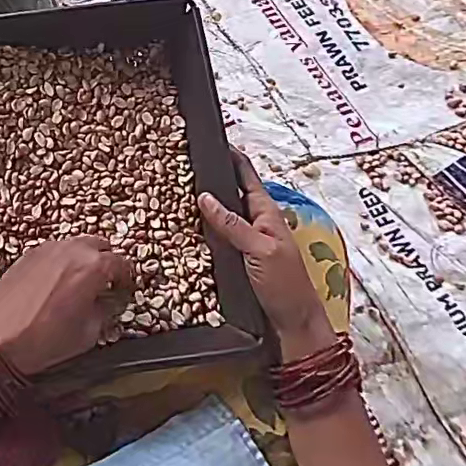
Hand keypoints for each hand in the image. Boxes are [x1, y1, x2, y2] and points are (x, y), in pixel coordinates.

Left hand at [0, 236, 134, 376]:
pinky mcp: (29, 255)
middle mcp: (71, 250)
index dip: (128, 278)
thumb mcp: (88, 333)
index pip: (122, 263)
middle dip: (108, 264)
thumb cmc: (40, 338)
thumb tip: (110, 302)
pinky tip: (60, 284)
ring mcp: (47, 249)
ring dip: (85, 260)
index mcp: (92, 266)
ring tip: (84, 286)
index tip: (127, 289)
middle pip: (100, 247)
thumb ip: (106, 311)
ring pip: (77, 245)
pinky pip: (56, 251)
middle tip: (108, 286)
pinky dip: (64, 261)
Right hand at [198, 148, 333, 354]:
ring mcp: (244, 241)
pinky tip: (181, 227)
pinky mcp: (234, 259)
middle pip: (229, 193)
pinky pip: (214, 236)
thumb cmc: (284, 286)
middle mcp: (253, 222)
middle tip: (179, 164)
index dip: (230, 156)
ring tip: (173, 191)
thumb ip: (233, 224)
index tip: (209, 140)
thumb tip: (205, 196)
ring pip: (218, 215)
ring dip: (200, 205)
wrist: (293, 325)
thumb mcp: (261, 251)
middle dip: (208, 178)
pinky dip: (199, 228)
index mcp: (265, 213)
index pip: (246, 175)